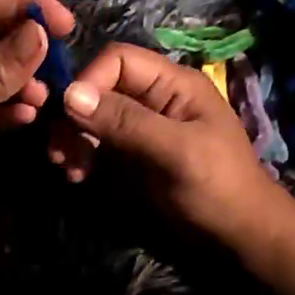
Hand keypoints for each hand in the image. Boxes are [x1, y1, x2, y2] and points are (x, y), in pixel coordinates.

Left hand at [0, 0, 74, 245]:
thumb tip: (42, 35)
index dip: (25, 6)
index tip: (64, 23)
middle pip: (2, 37)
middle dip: (33, 45)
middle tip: (62, 63)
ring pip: (7, 74)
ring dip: (30, 80)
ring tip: (45, 96)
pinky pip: (3, 108)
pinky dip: (19, 108)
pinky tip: (29, 114)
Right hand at [59, 43, 294, 246]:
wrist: (236, 234)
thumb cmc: (216, 186)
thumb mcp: (175, 151)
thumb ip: (126, 121)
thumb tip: (70, 94)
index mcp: (172, 84)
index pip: (118, 61)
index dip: (89, 81)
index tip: (69, 116)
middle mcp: (152, 99)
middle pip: (98, 89)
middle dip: (74, 115)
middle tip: (58, 149)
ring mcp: (139, 128)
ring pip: (91, 118)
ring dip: (72, 138)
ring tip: (66, 167)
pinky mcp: (129, 155)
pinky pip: (94, 144)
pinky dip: (79, 156)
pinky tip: (76, 176)